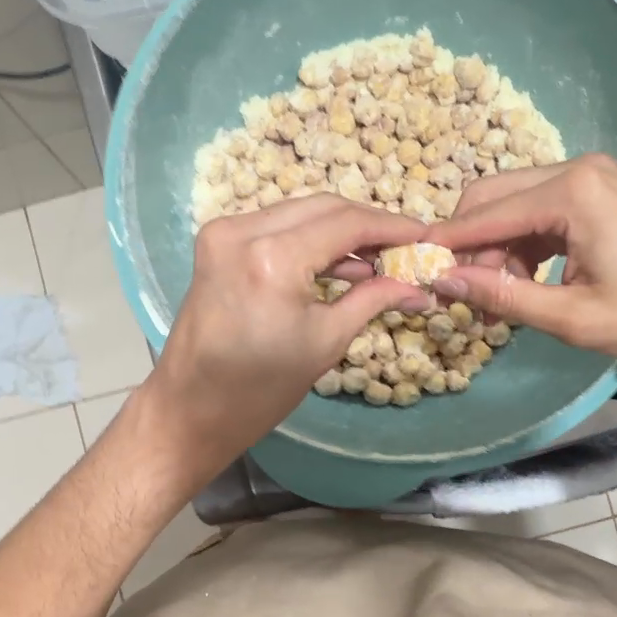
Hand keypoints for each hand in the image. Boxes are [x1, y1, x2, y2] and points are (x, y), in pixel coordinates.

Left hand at [138, 196, 430, 470]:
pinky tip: (339, 262)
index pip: (346, 223)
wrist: (190, 409)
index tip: (426, 237)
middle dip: (368, 225)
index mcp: (273, 258)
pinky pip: (275, 226)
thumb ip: (374, 300)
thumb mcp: (326, 342)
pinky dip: (308, 238)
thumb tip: (420, 286)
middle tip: (405, 248)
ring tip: (378, 259)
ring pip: (299, 212)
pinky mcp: (215, 243)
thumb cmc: (261, 389)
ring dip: (339, 230)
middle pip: (323, 207)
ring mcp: (223, 232)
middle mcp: (243, 230)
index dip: (392, 227)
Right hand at [422, 154, 616, 372]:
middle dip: (472, 245)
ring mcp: (592, 175)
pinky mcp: (599, 189)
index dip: (447, 244)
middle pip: (493, 196)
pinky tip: (527, 281)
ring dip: (497, 248)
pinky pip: (539, 208)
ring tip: (500, 300)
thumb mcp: (569, 318)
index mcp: (574, 193)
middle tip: (465, 293)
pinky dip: (523, 243)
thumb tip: (443, 282)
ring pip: (513, 203)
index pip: (487, 214)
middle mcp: (579, 169)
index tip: (413, 267)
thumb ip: (501, 297)